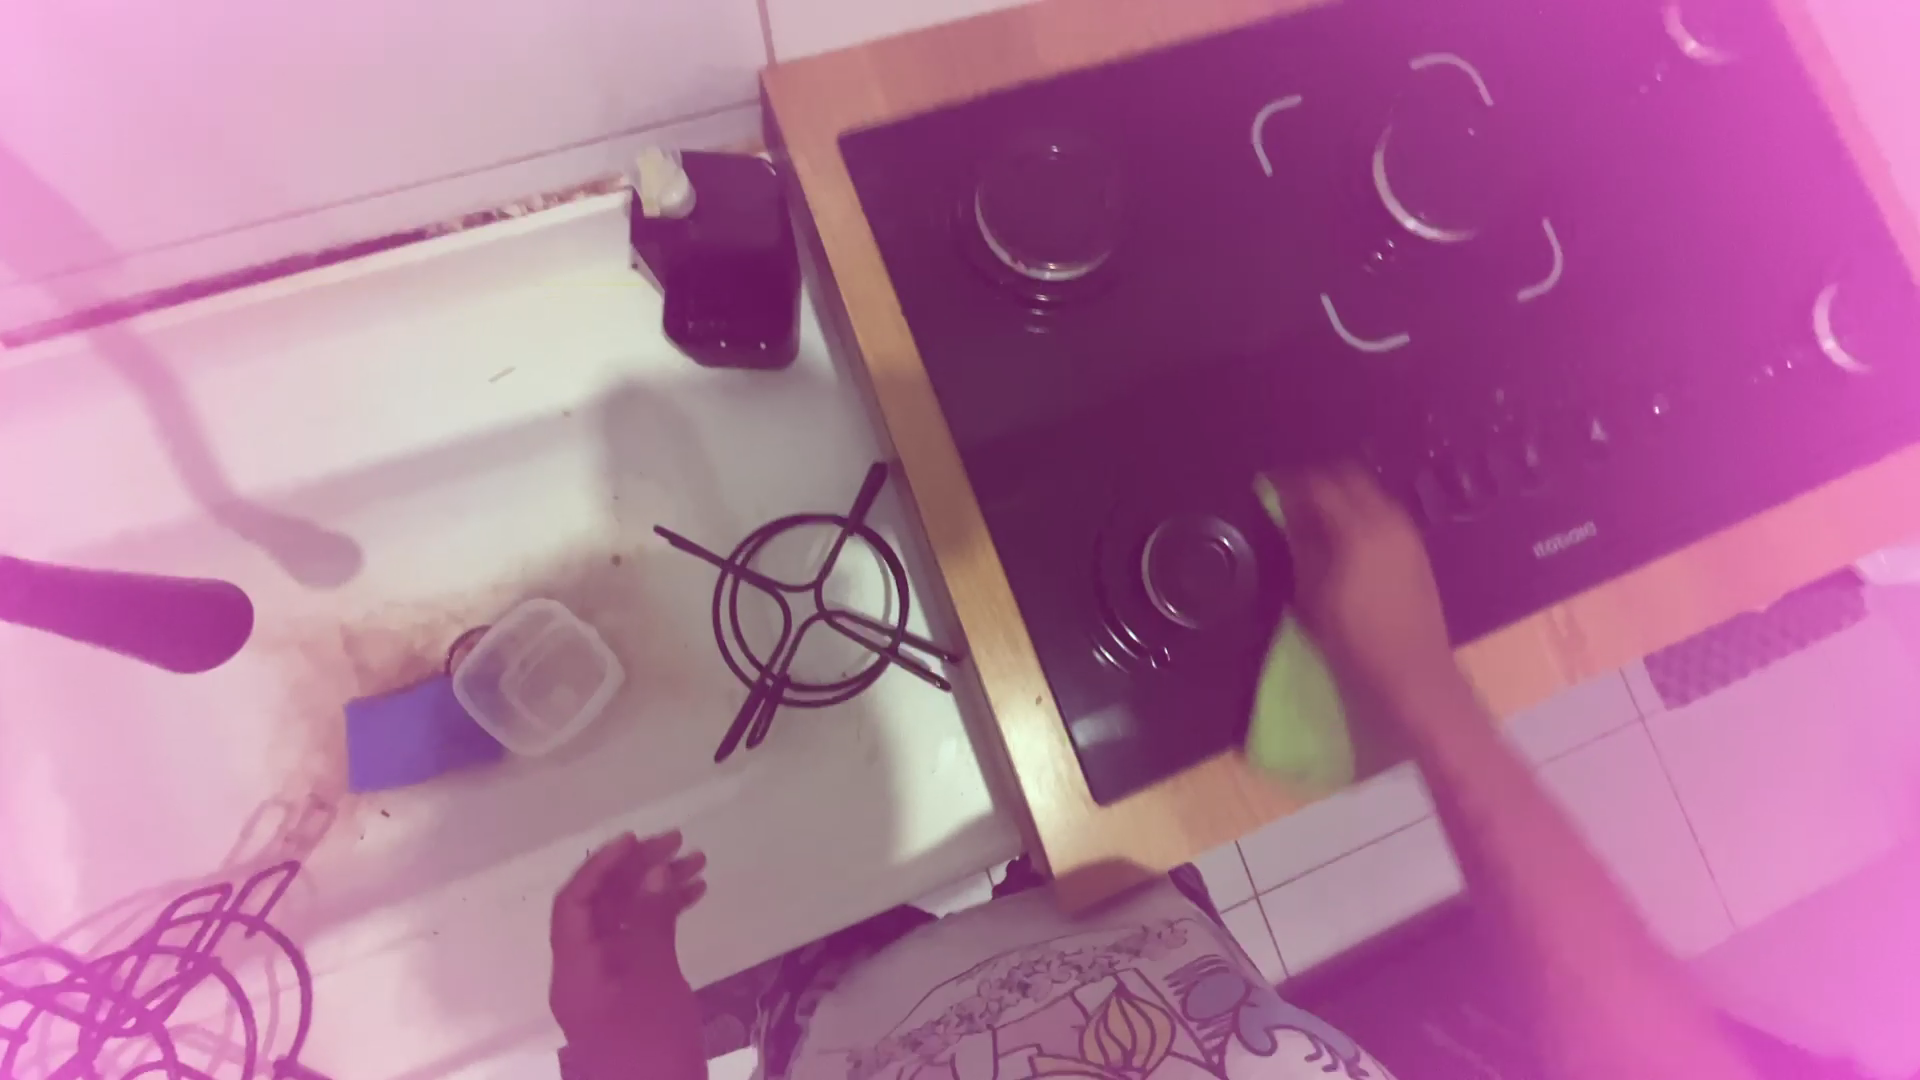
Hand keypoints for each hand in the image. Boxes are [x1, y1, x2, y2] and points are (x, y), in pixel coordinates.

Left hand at [550, 831, 708, 1079]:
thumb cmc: (651, 1050)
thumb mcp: (652, 982)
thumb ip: (649, 923)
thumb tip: (652, 870)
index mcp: (576, 971)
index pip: (574, 904)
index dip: (601, 866)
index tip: (637, 839)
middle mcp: (588, 969)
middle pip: (603, 905)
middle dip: (637, 868)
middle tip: (677, 841)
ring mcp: (613, 979)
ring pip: (629, 916)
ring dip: (659, 885)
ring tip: (698, 860)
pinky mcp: (637, 987)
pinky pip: (647, 936)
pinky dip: (669, 911)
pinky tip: (698, 893)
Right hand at [1276, 465, 1463, 715]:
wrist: (1410, 673)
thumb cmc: (1350, 636)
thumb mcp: (1311, 590)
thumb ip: (1300, 541)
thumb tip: (1285, 507)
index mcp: (1357, 528)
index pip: (1318, 484)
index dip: (1288, 480)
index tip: (1264, 485)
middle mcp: (1387, 520)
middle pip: (1348, 477)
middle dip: (1315, 479)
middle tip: (1285, 493)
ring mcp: (1406, 533)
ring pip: (1367, 492)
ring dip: (1337, 493)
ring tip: (1307, 511)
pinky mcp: (1414, 549)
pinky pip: (1380, 511)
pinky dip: (1355, 509)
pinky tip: (1337, 532)